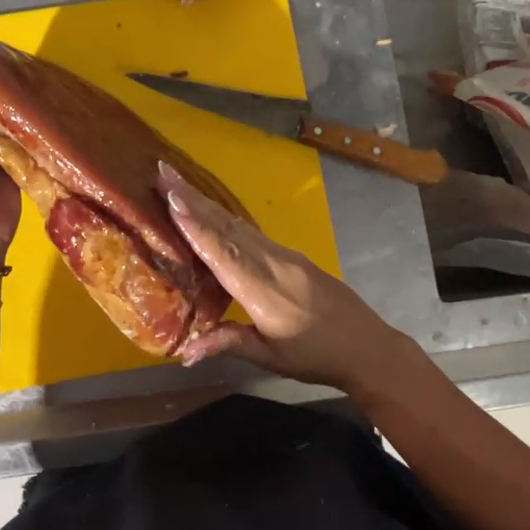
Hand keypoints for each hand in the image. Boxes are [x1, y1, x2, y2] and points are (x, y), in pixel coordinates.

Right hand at [158, 162, 416, 393]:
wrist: (368, 347)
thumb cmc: (317, 357)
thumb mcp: (271, 357)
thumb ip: (228, 343)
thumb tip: (185, 351)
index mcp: (264, 291)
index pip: (223, 253)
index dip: (196, 226)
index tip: (172, 198)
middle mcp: (273, 264)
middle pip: (227, 227)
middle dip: (192, 199)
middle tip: (161, 172)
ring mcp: (284, 255)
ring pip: (238, 225)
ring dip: (206, 203)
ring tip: (177, 183)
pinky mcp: (292, 255)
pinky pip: (252, 232)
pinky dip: (225, 218)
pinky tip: (211, 210)